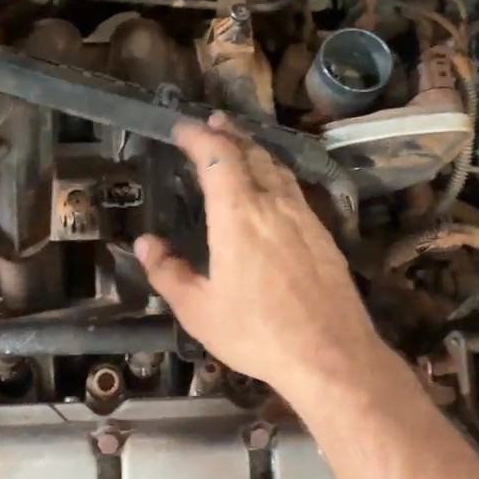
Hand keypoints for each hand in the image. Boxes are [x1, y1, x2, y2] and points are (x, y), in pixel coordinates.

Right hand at [134, 114, 394, 401]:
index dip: (198, 136)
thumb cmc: (258, 333)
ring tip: (238, 145)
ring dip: (254, 150)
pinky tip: (272, 188)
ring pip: (277, 167)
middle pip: (251, 153)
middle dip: (228, 133)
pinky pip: (294, 188)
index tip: (181, 128)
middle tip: (211, 123)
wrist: (331, 355)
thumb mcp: (199, 311)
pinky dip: (274, 173)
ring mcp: (304, 216)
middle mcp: (273, 204)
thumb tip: (146, 242)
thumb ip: (169, 272)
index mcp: (238, 215)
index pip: (217, 156)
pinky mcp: (323, 234)